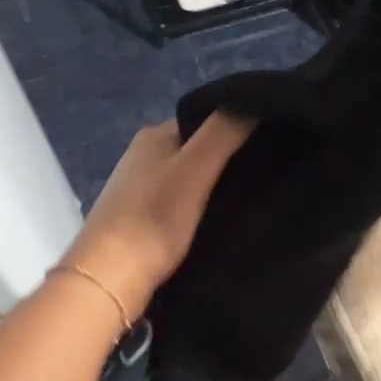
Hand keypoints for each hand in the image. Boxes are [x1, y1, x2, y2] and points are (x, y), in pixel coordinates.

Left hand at [57, 113, 253, 327]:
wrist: (109, 281)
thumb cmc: (154, 218)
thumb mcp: (195, 167)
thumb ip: (224, 131)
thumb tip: (254, 100)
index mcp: (154, 135)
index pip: (206, 119)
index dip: (237, 127)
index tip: (271, 144)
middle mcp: (143, 156)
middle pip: (198, 149)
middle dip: (230, 159)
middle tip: (268, 173)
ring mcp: (140, 189)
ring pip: (192, 178)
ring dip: (218, 186)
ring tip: (254, 198)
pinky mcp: (142, 221)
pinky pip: (183, 204)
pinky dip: (203, 208)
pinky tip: (223, 221)